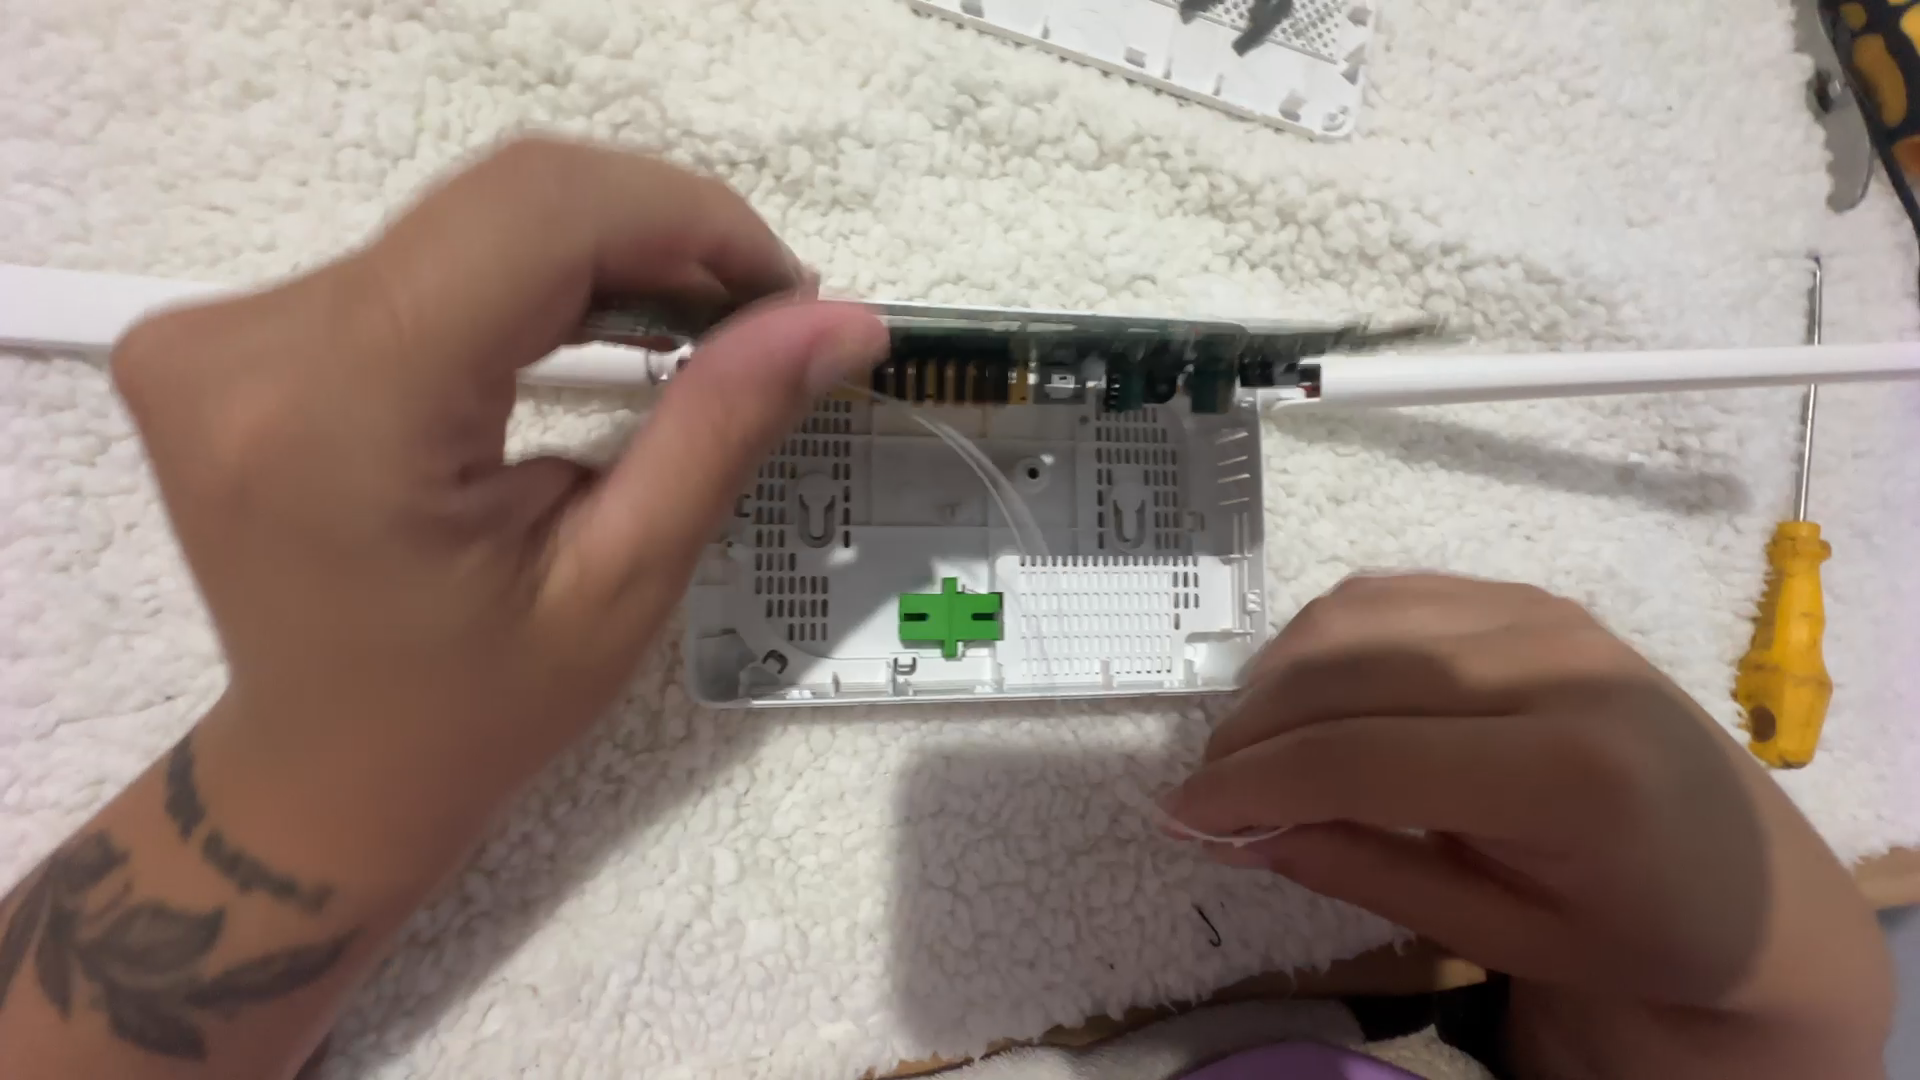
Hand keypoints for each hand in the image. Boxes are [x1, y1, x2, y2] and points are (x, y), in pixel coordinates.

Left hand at [6, 137, 891, 1077]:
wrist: (335, 763)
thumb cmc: (487, 705)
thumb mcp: (629, 578)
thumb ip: (726, 428)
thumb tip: (842, 324)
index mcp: (346, 410)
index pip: (538, 216)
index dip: (690, 220)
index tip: (793, 290)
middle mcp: (256, 335)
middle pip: (514, 199)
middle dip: (673, 235)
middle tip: (771, 316)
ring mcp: (236, 322)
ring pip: (485, 214)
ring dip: (627, 253)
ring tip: (718, 323)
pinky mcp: (256, 327)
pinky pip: (447, 252)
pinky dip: (562, 275)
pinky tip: (630, 321)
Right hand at [1163, 575, 1891, 1079]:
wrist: (1749, 869)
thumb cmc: (1629, 927)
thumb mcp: (1492, 933)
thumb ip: (1353, 870)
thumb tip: (1233, 831)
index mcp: (1569, 774)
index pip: (1356, 759)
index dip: (1249, 783)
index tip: (1184, 812)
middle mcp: (1552, 664)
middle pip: (1338, 676)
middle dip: (1246, 732)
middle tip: (1207, 782)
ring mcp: (1534, 613)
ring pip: (1344, 623)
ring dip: (1271, 681)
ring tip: (1250, 740)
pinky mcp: (1516, 593)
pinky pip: (1375, 596)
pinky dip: (1315, 640)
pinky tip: (1303, 688)